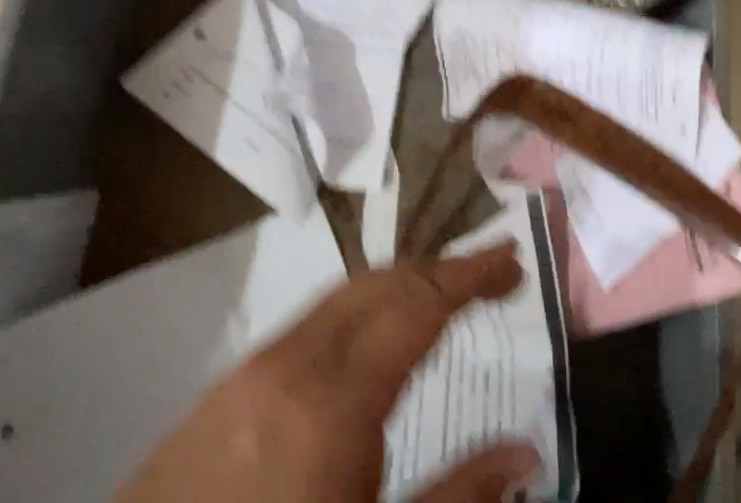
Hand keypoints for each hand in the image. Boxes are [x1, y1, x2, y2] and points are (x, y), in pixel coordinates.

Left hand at [115, 244, 542, 502]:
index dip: (472, 275)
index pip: (419, 305)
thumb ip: (458, 496)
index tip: (513, 262)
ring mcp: (243, 377)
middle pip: (377, 284)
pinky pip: (302, 329)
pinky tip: (366, 347)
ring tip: (439, 300)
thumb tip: (525, 451)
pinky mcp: (214, 397)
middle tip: (489, 274)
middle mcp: (288, 368)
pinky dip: (353, 314)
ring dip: (396, 288)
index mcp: (335, 403)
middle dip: (438, 269)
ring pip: (335, 301)